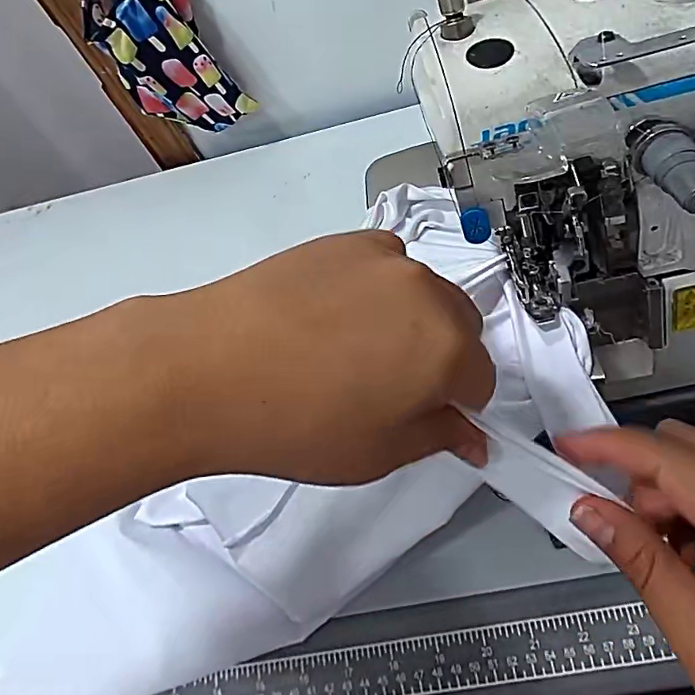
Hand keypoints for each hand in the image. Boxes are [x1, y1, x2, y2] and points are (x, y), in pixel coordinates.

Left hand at [147, 230, 494, 484]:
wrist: (211, 366)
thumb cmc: (282, 413)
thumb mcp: (377, 452)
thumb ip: (437, 436)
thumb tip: (462, 431)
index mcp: (446, 347)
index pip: (483, 377)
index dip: (461, 403)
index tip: (439, 412)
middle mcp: (424, 292)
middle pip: (463, 326)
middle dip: (443, 357)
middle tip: (397, 386)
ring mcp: (385, 260)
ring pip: (425, 292)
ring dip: (411, 319)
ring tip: (355, 351)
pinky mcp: (348, 242)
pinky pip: (385, 265)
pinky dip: (377, 288)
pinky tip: (337, 319)